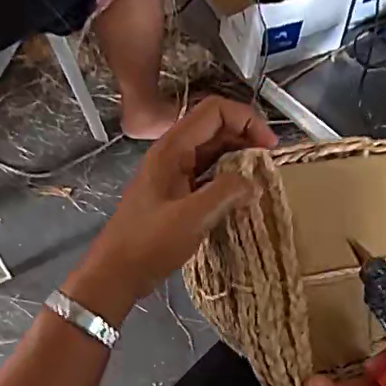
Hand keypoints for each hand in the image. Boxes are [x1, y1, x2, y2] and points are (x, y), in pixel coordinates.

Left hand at [62, 96, 277, 323]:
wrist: (116, 272)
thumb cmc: (149, 243)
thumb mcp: (192, 217)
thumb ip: (226, 193)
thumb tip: (253, 184)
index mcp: (172, 149)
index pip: (214, 112)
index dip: (246, 120)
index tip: (269, 147)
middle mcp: (172, 154)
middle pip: (214, 128)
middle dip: (246, 137)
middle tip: (270, 162)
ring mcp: (172, 174)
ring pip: (212, 152)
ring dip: (238, 158)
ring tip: (260, 177)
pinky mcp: (175, 194)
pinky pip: (206, 175)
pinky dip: (227, 178)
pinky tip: (241, 195)